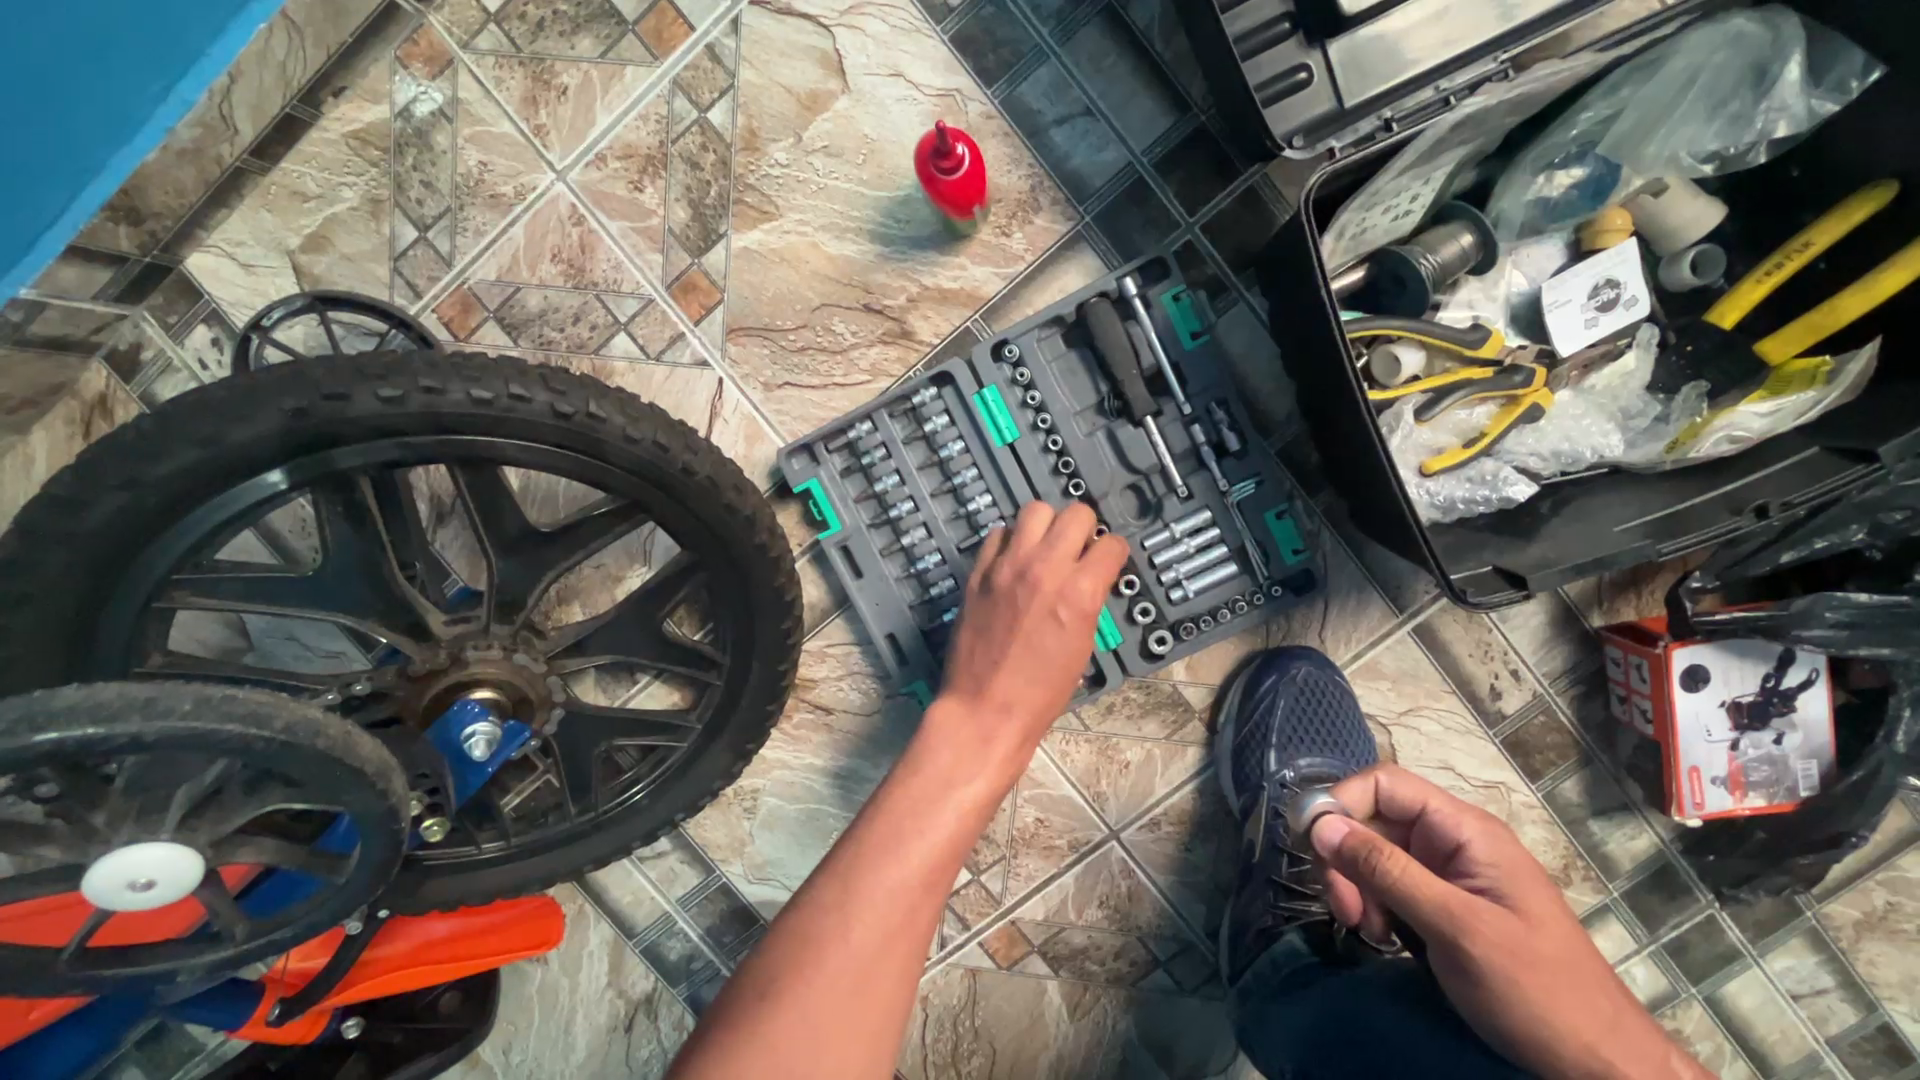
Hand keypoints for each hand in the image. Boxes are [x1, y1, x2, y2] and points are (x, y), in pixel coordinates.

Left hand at [928, 501, 1127, 780]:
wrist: (985, 708)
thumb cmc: (1040, 692)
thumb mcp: (1083, 646)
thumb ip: (1087, 601)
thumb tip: (1089, 579)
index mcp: (1079, 593)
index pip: (1111, 544)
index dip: (1114, 553)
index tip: (1108, 560)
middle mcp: (1045, 569)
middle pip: (1076, 513)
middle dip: (1085, 528)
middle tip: (1079, 548)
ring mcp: (1007, 566)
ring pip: (1035, 510)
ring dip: (1047, 524)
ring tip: (1046, 546)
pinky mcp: (978, 572)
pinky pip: (998, 533)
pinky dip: (1010, 541)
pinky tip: (1013, 560)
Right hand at [1310, 765, 1709, 1079]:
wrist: (1597, 1064)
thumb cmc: (1535, 989)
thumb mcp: (1455, 928)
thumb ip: (1386, 871)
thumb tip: (1320, 824)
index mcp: (1465, 830)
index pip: (1385, 784)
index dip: (1342, 803)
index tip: (1314, 847)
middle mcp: (1453, 841)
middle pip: (1373, 820)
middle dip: (1346, 858)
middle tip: (1345, 910)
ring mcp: (1449, 873)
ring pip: (1375, 854)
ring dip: (1358, 886)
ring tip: (1367, 930)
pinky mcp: (1444, 904)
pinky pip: (1391, 885)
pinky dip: (1375, 905)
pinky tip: (1381, 936)